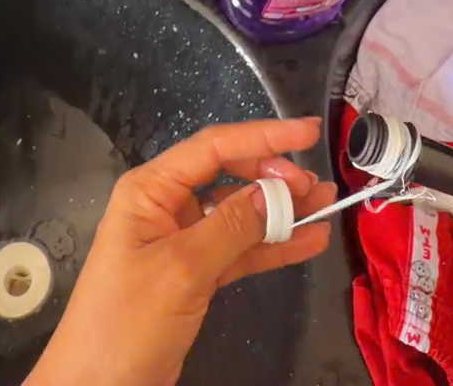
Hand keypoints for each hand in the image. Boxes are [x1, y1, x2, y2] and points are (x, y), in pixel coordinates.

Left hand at [27, 118, 336, 385]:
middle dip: (273, 176)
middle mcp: (167, 205)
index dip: (262, 136)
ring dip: (280, 210)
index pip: (213, 147)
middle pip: (229, 175)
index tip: (307, 131)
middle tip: (316, 186)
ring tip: (325, 205)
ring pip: (239, 213)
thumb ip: (232, 227)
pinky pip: (240, 249)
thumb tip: (276, 191)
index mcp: (152, 188)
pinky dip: (272, 246)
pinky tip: (307, 241)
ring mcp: (182, 240)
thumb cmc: (127, 320)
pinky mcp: (195, 274)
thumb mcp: (181, 269)